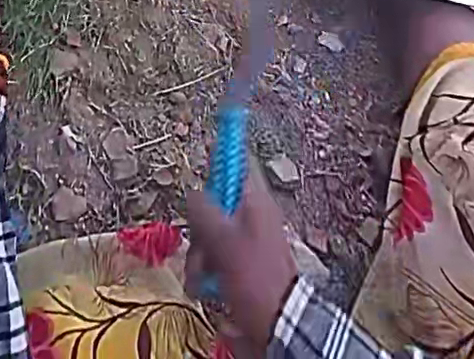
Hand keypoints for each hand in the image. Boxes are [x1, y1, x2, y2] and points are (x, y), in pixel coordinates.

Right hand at [185, 165, 298, 352]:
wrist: (281, 324)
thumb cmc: (256, 277)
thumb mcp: (222, 239)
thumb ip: (203, 209)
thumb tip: (192, 193)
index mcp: (254, 199)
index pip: (239, 159)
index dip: (221, 152)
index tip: (206, 149)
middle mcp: (253, 213)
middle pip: (217, 199)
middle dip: (201, 222)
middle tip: (200, 241)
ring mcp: (249, 237)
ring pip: (213, 229)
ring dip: (201, 252)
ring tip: (202, 273)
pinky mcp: (245, 261)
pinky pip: (218, 252)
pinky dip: (208, 266)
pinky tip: (206, 284)